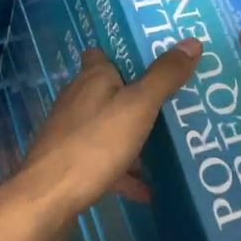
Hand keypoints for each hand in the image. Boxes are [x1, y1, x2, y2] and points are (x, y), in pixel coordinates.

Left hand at [12, 40, 202, 219]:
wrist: (48, 198)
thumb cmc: (94, 144)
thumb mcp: (138, 107)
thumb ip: (164, 76)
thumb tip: (192, 41)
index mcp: (92, 77)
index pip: (102, 54)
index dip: (124, 54)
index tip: (153, 58)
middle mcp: (78, 98)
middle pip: (109, 91)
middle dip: (137, 96)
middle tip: (173, 101)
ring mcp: (72, 132)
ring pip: (108, 127)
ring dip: (133, 135)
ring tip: (167, 145)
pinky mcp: (70, 162)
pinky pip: (104, 160)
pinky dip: (124, 171)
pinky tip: (146, 189)